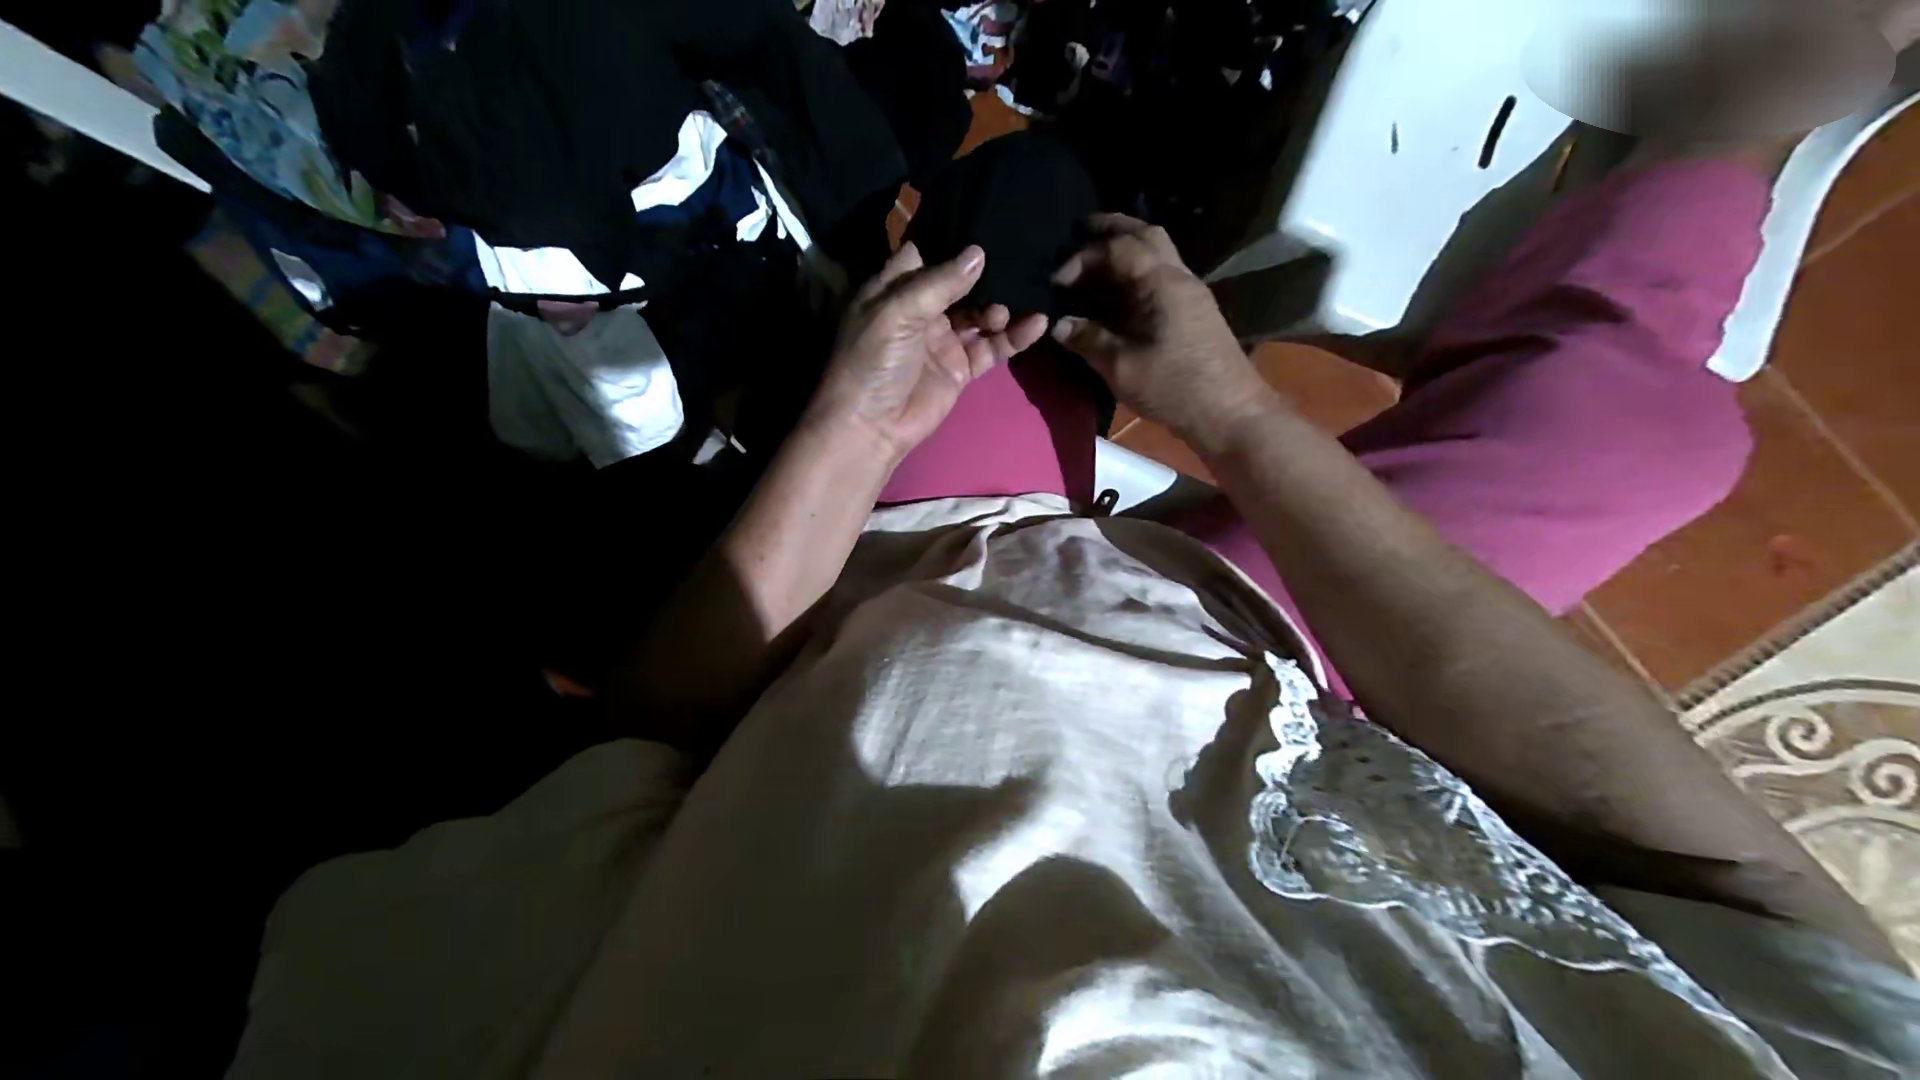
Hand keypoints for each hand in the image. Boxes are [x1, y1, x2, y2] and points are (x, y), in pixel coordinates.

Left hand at [808, 242, 1048, 462]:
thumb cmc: (874, 361)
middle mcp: (920, 311)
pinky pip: (992, 347)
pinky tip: (1037, 324)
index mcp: (895, 290)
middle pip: (960, 285)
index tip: (986, 223)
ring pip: (980, 315)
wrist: (871, 427)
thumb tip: (979, 253)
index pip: (925, 256)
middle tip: (1015, 264)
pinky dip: (1014, 337)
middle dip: (986, 275)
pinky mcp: (961, 368)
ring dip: (1000, 307)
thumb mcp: (898, 312)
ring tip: (1014, 304)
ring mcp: (943, 340)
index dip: (950, 243)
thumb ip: (940, 282)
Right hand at [1051, 214, 1272, 450]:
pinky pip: (1160, 276)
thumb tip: (1060, 324)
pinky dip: (1135, 273)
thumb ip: (1089, 340)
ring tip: (1094, 261)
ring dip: (1126, 249)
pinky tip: (1117, 293)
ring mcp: (1190, 294)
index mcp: (1162, 283)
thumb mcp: (1122, 367)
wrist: (1229, 413)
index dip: (1083, 256)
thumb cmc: (1175, 387)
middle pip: (1146, 235)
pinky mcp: (1193, 313)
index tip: (1057, 280)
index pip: (1119, 248)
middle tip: (1080, 233)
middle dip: (1112, 229)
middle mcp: (1179, 277)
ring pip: (1157, 253)